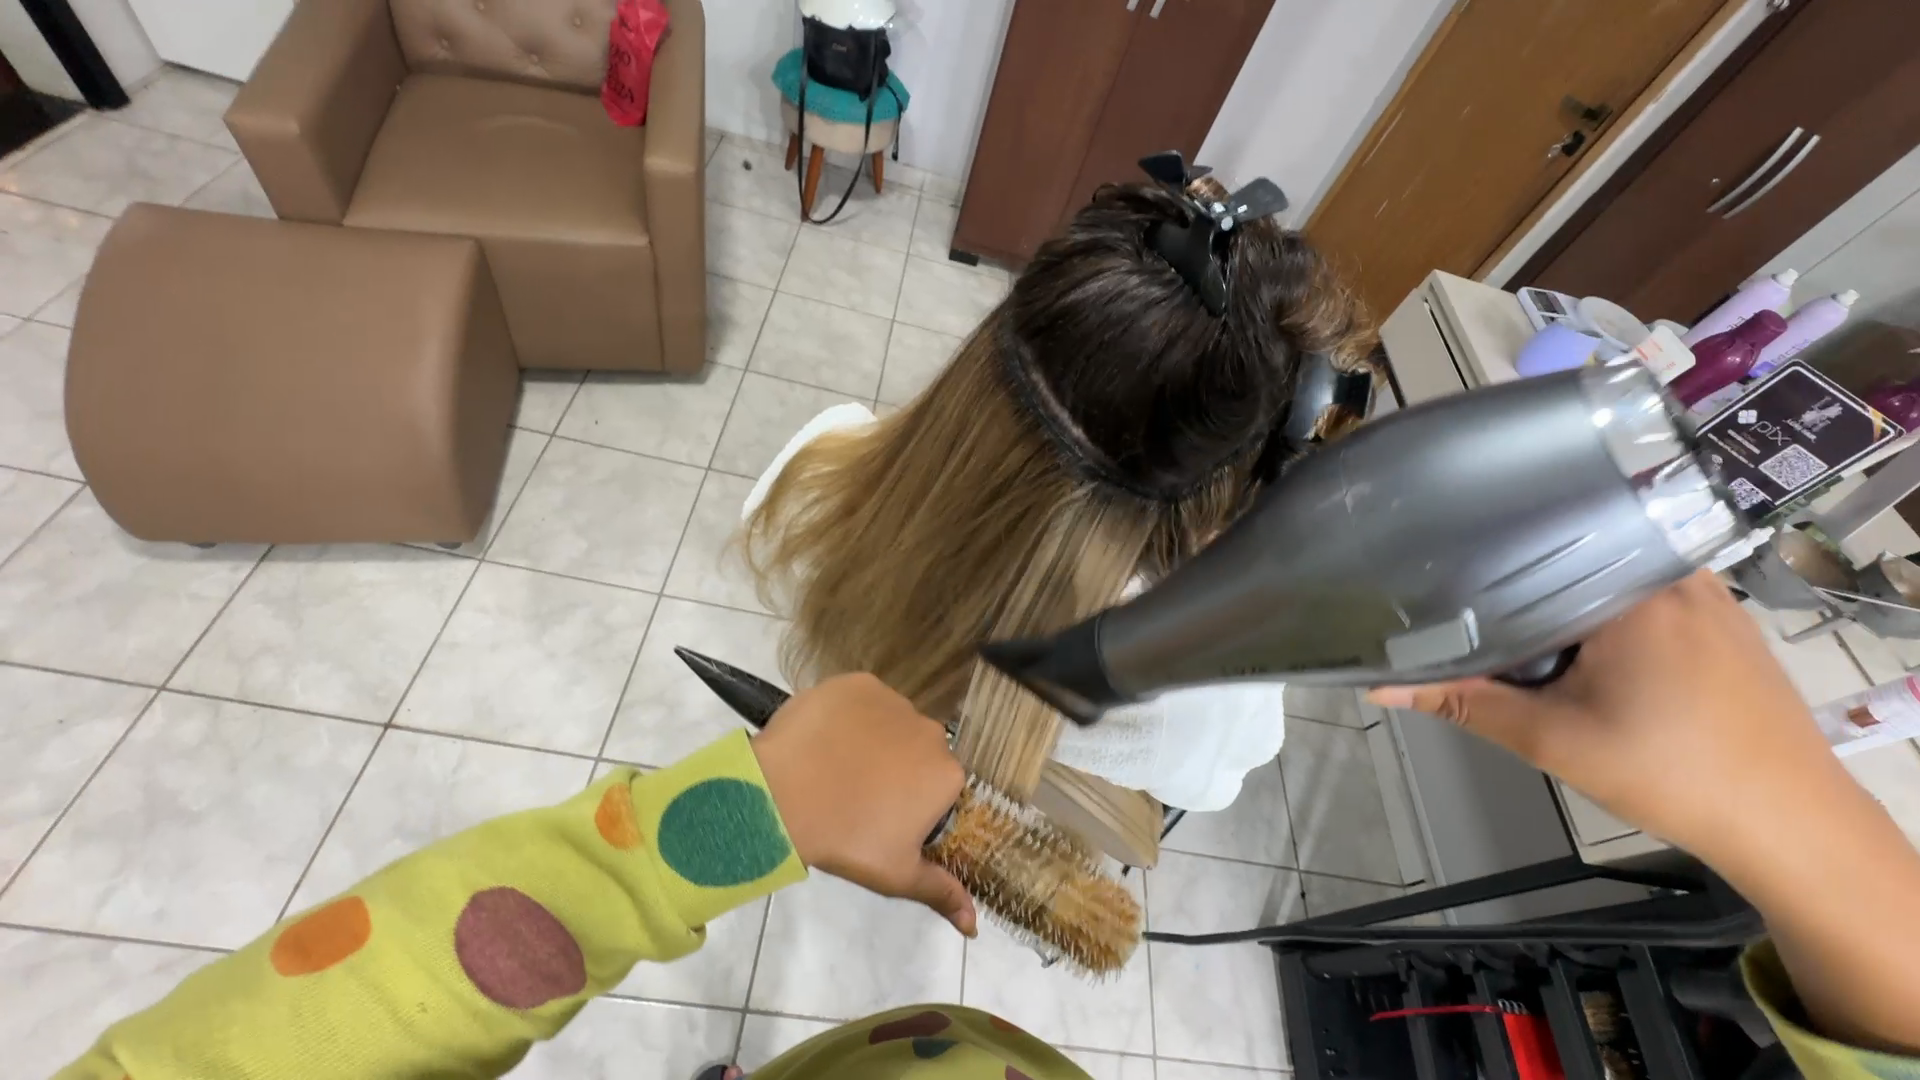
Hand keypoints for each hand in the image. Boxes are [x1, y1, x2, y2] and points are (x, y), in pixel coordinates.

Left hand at [751, 673, 977, 936]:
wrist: (782, 795)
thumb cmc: (846, 838)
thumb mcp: (896, 874)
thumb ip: (940, 891)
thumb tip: (974, 924)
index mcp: (947, 773)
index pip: (940, 786)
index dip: (915, 802)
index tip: (886, 817)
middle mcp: (931, 729)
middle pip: (918, 750)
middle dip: (898, 769)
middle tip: (860, 795)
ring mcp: (894, 700)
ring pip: (890, 723)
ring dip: (874, 741)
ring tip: (836, 767)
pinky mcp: (858, 682)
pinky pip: (861, 699)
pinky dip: (848, 715)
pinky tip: (826, 738)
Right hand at [1370, 570, 1849, 864]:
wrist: (1792, 829)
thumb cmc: (1668, 774)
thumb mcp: (1548, 737)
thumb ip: (1461, 703)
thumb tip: (1379, 689)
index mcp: (1634, 590)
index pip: (1533, 552)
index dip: (1475, 566)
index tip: (1433, 579)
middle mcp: (1676, 578)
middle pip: (1565, 564)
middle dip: (1513, 589)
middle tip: (1458, 608)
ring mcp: (1708, 599)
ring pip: (1600, 582)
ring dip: (1558, 606)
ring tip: (1508, 628)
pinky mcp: (1723, 625)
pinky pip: (1637, 598)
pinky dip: (1596, 616)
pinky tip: (1571, 648)